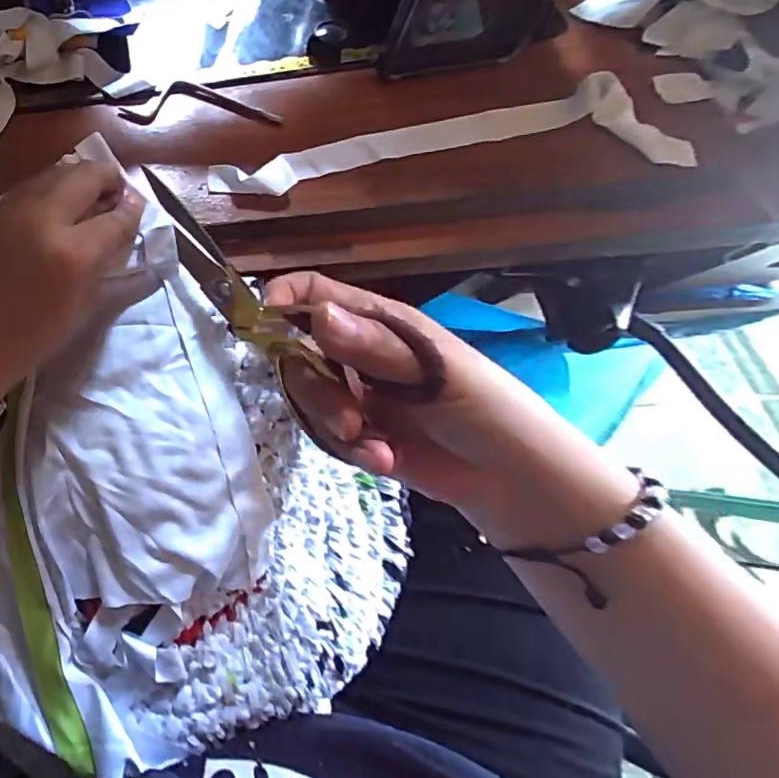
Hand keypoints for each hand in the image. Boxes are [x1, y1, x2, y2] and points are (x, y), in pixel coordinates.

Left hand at [0, 161, 143, 398]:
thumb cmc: (36, 336)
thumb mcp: (85, 306)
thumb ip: (111, 261)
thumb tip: (129, 227)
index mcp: (72, 252)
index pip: (116, 216)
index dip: (133, 209)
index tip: (138, 207)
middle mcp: (44, 219)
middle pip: (87, 175)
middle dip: (109, 180)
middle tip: (116, 195)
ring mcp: (15, 211)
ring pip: (58, 171)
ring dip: (80, 179)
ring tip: (89, 197)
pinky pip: (32, 184)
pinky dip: (52, 187)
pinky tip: (58, 204)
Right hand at [264, 272, 625, 528]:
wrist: (518, 484)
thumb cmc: (489, 409)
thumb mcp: (437, 373)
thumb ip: (374, 347)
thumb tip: (316, 315)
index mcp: (377, 323)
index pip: (313, 293)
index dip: (282, 298)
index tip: (260, 319)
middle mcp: (355, 353)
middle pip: (297, 354)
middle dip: (315, 389)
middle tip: (349, 418)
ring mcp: (353, 393)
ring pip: (307, 397)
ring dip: (332, 422)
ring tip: (373, 444)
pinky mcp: (355, 431)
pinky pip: (323, 434)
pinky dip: (349, 449)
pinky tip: (384, 459)